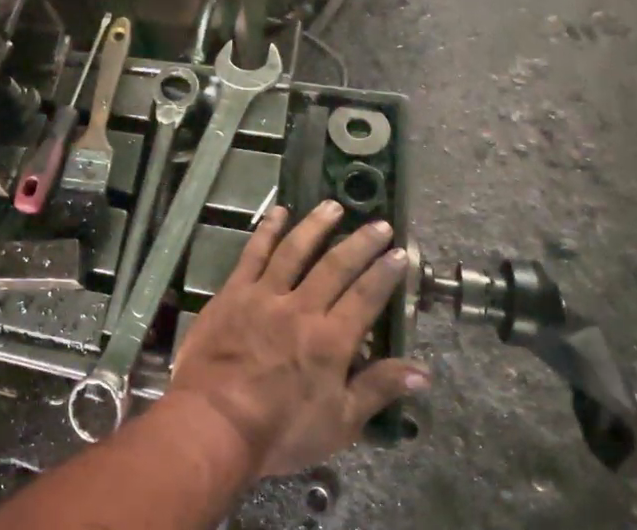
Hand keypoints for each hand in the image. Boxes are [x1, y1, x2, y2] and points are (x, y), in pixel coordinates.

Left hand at [167, 201, 430, 477]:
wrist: (214, 422)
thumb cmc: (280, 430)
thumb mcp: (339, 423)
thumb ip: (378, 389)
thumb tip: (422, 371)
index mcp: (331, 340)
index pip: (366, 296)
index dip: (385, 273)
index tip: (400, 253)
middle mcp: (301, 308)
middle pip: (336, 266)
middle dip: (360, 243)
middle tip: (378, 224)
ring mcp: (264, 295)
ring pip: (295, 250)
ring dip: (316, 225)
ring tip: (332, 206)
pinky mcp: (233, 292)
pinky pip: (254, 253)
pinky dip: (267, 230)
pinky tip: (278, 213)